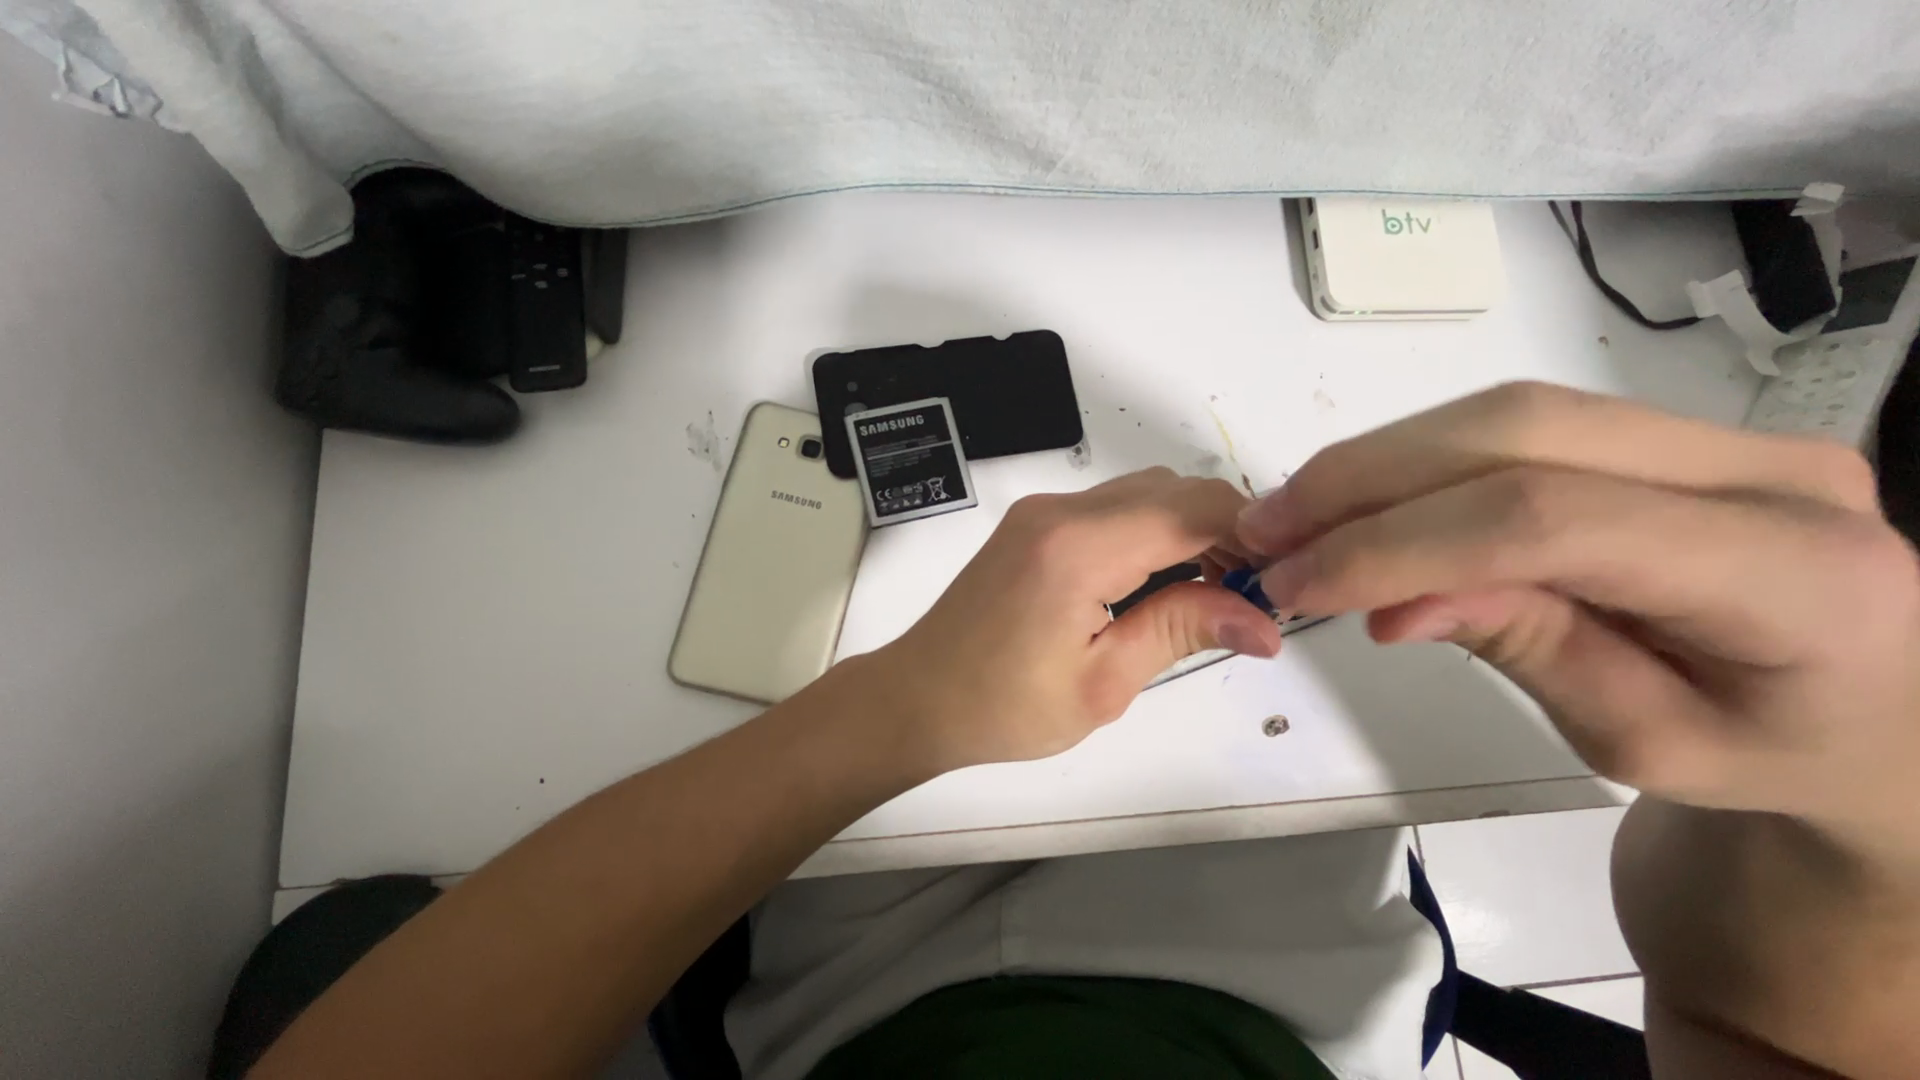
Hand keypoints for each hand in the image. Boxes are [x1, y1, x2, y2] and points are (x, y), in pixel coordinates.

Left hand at [868, 468, 1283, 773]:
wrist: (918, 697)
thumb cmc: (1004, 707)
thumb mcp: (1103, 682)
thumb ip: (1182, 631)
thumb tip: (1264, 623)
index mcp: (1079, 547)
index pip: (1194, 509)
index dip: (1252, 537)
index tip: (1280, 583)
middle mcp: (1061, 510)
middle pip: (1174, 491)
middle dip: (1226, 533)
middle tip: (1248, 598)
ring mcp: (1043, 512)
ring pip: (1146, 495)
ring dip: (1190, 533)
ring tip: (1211, 598)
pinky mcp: (1034, 524)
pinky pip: (1113, 510)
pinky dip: (1152, 536)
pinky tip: (1161, 586)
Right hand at [1235, 382, 1919, 842]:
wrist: (1871, 720)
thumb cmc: (1764, 759)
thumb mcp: (1644, 742)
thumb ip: (1529, 649)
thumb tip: (1392, 602)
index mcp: (1794, 574)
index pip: (1551, 520)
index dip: (1399, 543)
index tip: (1294, 584)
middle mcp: (1765, 471)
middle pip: (1520, 431)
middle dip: (1367, 478)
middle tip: (1265, 531)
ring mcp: (1717, 436)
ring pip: (1505, 411)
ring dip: (1377, 461)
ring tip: (1291, 516)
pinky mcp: (1664, 433)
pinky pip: (1513, 425)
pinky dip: (1415, 460)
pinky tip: (1358, 502)